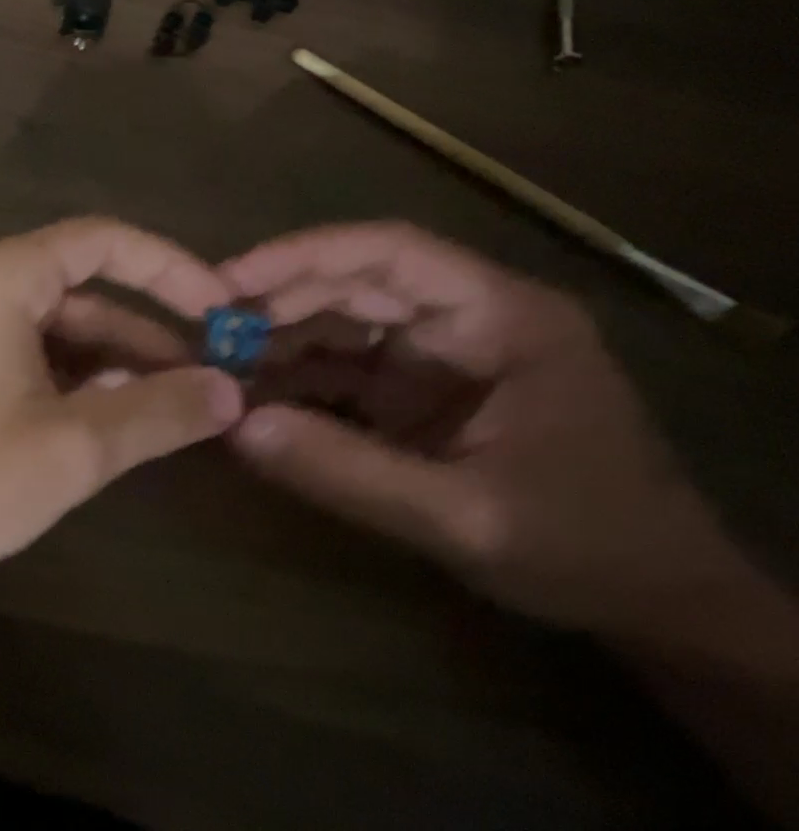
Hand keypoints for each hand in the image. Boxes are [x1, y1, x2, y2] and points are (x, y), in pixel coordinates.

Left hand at [0, 218, 243, 593]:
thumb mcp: (74, 446)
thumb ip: (159, 410)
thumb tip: (231, 390)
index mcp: (0, 276)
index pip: (104, 242)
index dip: (174, 271)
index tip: (224, 315)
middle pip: (79, 288)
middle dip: (146, 331)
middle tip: (209, 380)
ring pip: (49, 326)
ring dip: (109, 361)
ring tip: (170, 409)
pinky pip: (17, 351)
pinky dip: (65, 377)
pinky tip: (104, 421)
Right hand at [221, 222, 768, 648]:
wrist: (654, 603)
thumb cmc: (585, 547)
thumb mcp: (463, 517)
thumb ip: (348, 472)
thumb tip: (235, 426)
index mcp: (504, 319)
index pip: (391, 255)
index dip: (302, 257)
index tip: (225, 283)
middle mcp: (468, 322)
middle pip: (354, 285)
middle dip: (275, 304)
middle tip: (203, 336)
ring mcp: (440, 358)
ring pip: (339, 325)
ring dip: (276, 343)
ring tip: (212, 368)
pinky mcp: (417, 396)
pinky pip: (341, 372)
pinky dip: (292, 383)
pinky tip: (247, 401)